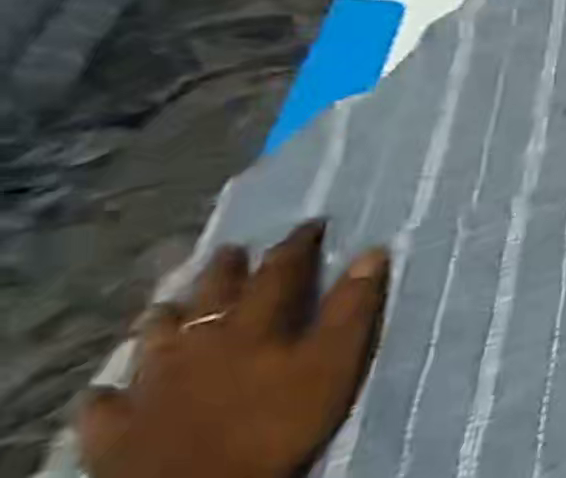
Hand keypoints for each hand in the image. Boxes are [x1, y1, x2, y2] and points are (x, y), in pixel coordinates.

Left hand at [78, 221, 389, 477]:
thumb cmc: (278, 421)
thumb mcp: (334, 360)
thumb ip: (352, 306)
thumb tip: (372, 251)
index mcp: (252, 324)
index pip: (278, 270)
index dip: (296, 244)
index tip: (313, 223)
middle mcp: (199, 343)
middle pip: (209, 296)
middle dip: (223, 270)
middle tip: (230, 249)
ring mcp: (151, 387)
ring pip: (153, 341)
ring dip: (163, 319)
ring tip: (166, 306)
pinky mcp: (116, 431)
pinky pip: (103, 406)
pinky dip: (107, 394)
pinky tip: (105, 391)